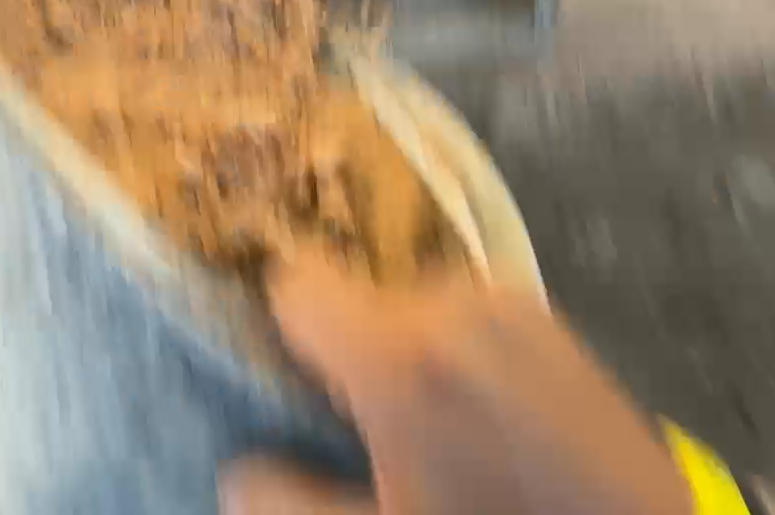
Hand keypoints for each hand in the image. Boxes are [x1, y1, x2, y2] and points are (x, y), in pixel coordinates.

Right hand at [221, 262, 694, 514]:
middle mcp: (449, 302)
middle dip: (347, 349)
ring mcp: (501, 299)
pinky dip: (446, 344)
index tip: (303, 379)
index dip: (284, 328)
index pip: (294, 281)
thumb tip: (237, 466)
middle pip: (348, 293)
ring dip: (399, 346)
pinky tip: (484, 408)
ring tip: (440, 420)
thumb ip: (282, 502)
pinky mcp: (537, 309)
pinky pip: (452, 308)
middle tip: (377, 422)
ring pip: (399, 299)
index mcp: (401, 354)